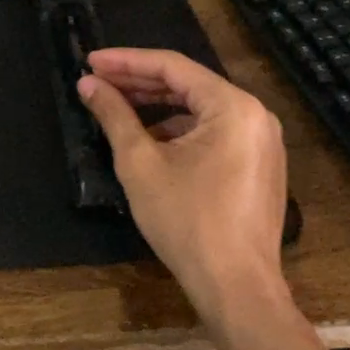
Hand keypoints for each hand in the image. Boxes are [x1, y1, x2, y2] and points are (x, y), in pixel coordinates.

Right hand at [78, 48, 288, 313]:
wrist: (236, 288)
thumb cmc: (186, 220)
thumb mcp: (140, 162)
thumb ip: (114, 115)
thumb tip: (87, 84)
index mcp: (233, 106)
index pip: (172, 67)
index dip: (126, 61)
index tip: (89, 61)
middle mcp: (255, 115)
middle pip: (188, 84)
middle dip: (139, 81)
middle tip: (97, 80)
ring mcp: (262, 141)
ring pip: (200, 107)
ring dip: (157, 104)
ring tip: (116, 104)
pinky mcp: (258, 164)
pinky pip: (213, 130)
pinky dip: (179, 127)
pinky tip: (147, 136)